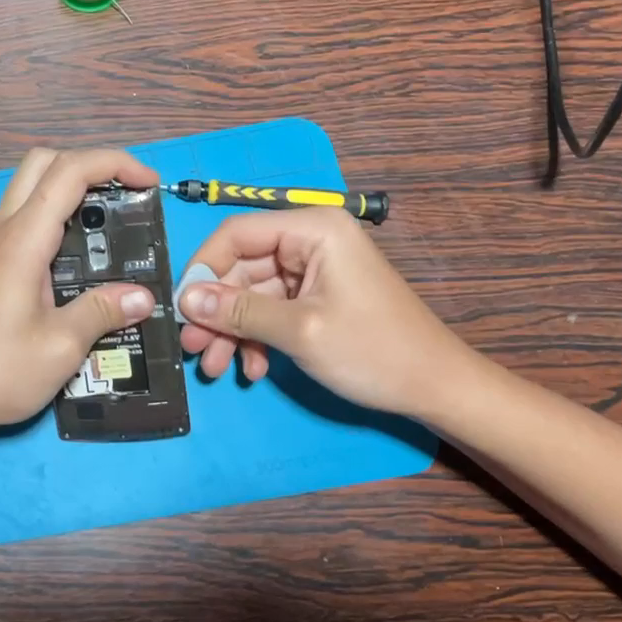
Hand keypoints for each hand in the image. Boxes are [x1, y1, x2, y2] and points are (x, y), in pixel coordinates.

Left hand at [0, 148, 159, 439]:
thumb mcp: (59, 348)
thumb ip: (101, 313)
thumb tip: (142, 295)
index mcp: (22, 240)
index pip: (69, 172)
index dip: (114, 163)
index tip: (149, 183)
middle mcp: (3, 230)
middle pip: (43, 163)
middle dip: (90, 164)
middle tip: (127, 194)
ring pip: (30, 188)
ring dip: (71, 188)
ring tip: (111, 224)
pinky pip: (24, 217)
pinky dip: (55, 216)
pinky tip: (78, 257)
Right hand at [177, 208, 478, 417]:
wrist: (440, 391)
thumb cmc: (374, 351)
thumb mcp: (299, 331)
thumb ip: (239, 311)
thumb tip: (183, 299)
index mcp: (312, 230)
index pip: (236, 233)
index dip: (203, 268)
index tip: (181, 306)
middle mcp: (310, 241)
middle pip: (240, 266)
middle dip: (216, 310)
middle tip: (193, 347)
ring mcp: (313, 271)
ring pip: (251, 293)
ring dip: (232, 329)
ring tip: (215, 366)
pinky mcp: (316, 297)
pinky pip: (271, 309)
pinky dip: (256, 337)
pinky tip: (252, 368)